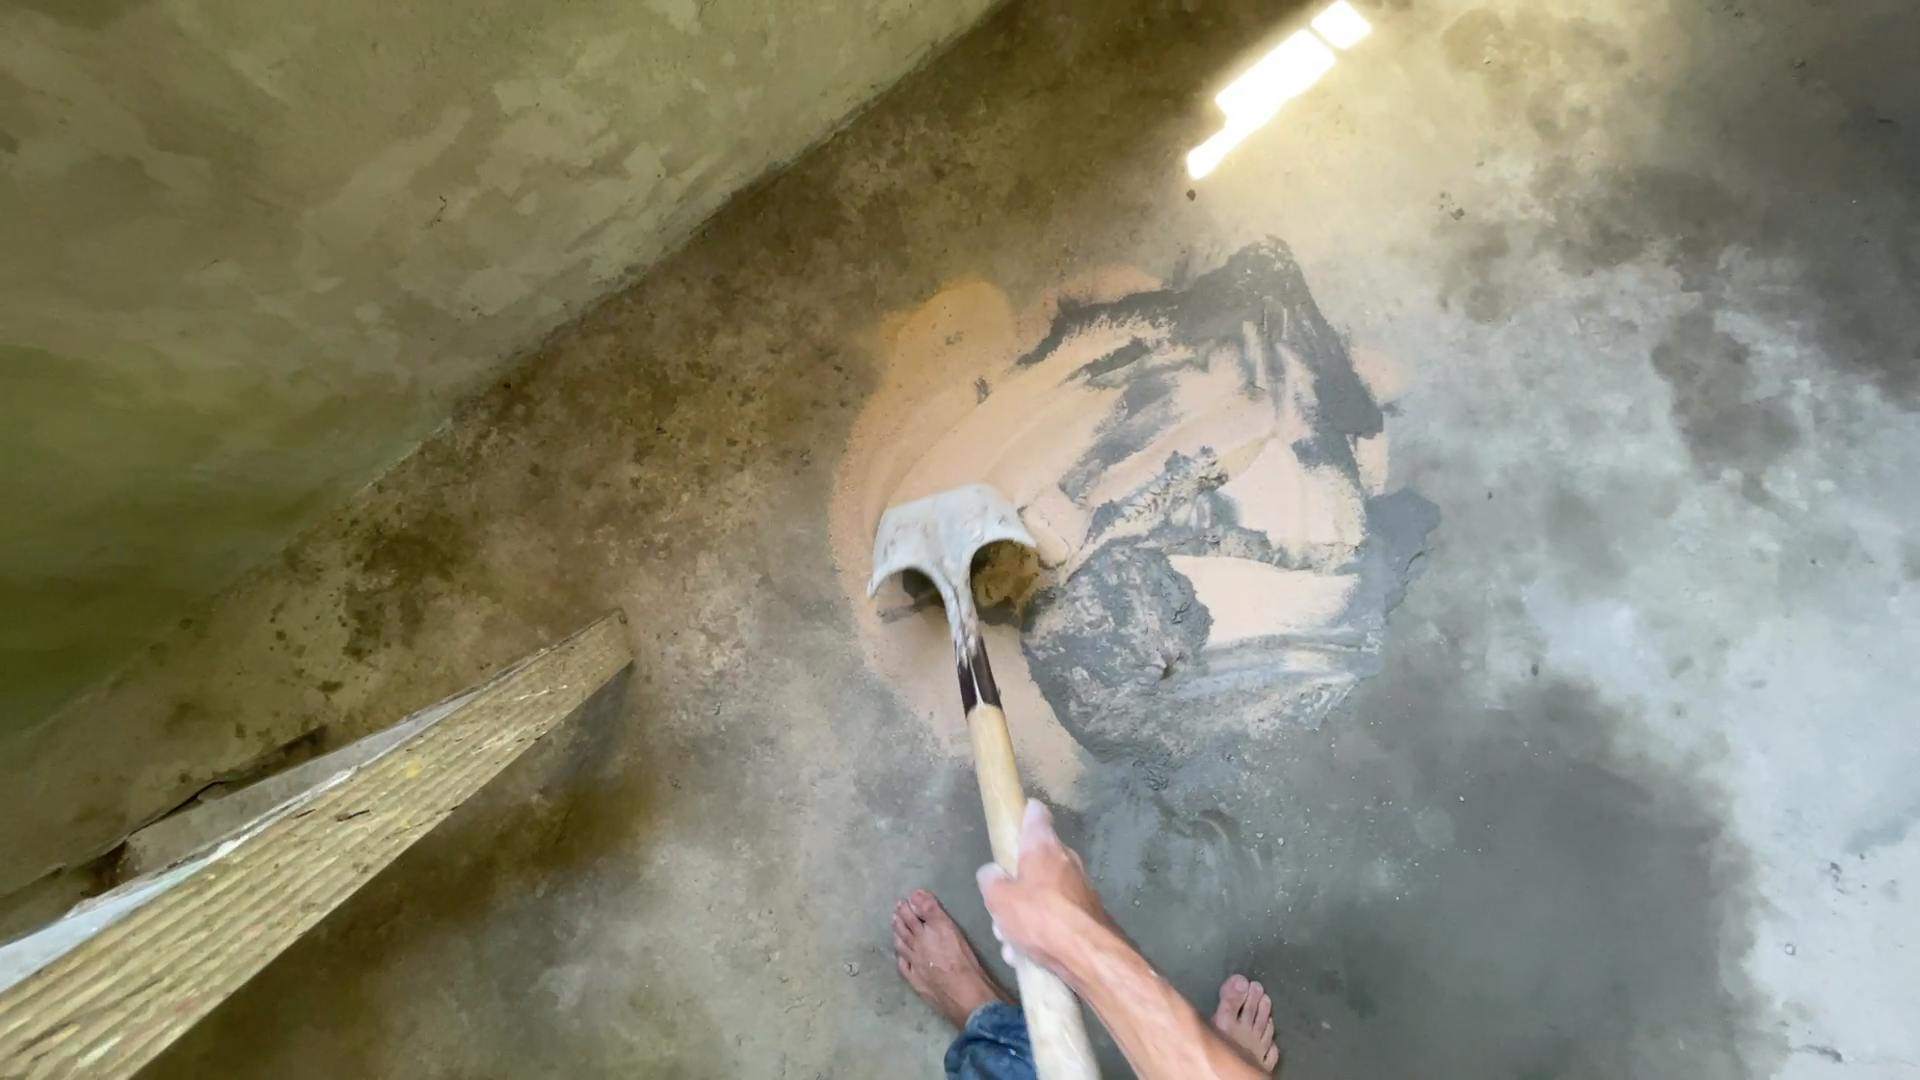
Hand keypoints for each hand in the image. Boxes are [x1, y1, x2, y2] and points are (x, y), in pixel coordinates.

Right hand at [976, 799, 1112, 975]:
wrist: (1088, 954)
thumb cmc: (1039, 915)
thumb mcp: (999, 899)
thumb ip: (991, 881)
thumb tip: (992, 873)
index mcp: (1043, 845)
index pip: (1036, 814)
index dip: (1025, 815)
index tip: (1016, 823)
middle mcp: (1065, 858)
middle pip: (1035, 862)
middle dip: (1016, 886)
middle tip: (1001, 912)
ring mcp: (1080, 886)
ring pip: (1044, 895)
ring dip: (1026, 915)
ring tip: (1012, 945)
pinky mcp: (1089, 913)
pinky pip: (1057, 917)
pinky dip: (1043, 932)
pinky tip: (1029, 958)